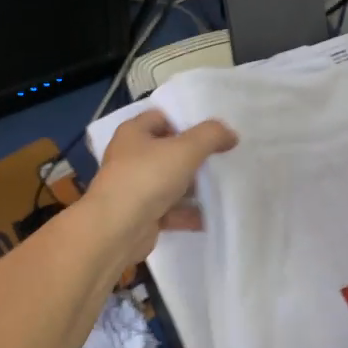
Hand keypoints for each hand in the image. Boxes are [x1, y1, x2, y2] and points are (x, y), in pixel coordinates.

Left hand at [85, 110, 235, 259]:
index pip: (162, 117)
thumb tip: (231, 134)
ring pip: (169, 182)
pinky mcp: (141, 214)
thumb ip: (211, 136)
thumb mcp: (185, 149)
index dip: (186, 122)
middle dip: (193, 156)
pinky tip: (210, 217)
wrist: (116, 230)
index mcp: (134, 133)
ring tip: (222, 187)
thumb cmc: (147, 178)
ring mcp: (134, 187)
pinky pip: (169, 210)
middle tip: (221, 160)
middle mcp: (130, 157)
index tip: (212, 133)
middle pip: (167, 151)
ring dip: (192, 187)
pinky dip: (187, 214)